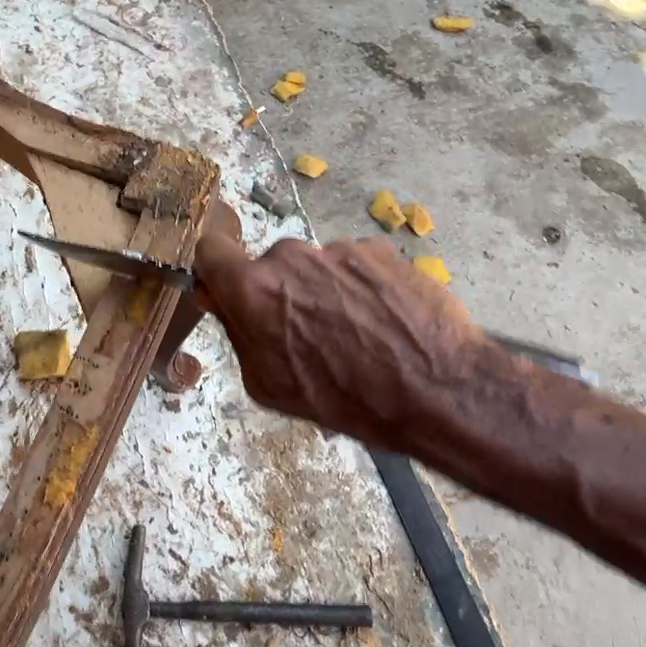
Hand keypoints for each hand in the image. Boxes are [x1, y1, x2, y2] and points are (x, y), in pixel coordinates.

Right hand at [193, 231, 486, 448]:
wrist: (435, 389)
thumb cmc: (344, 398)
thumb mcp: (268, 384)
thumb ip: (237, 333)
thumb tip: (221, 300)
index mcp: (253, 289)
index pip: (210, 252)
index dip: (217, 269)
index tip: (228, 287)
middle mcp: (289, 256)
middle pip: (270, 265)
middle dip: (280, 291)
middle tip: (308, 332)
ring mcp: (336, 248)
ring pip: (314, 266)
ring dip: (323, 291)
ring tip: (356, 334)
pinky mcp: (377, 248)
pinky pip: (353, 264)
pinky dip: (360, 286)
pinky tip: (382, 322)